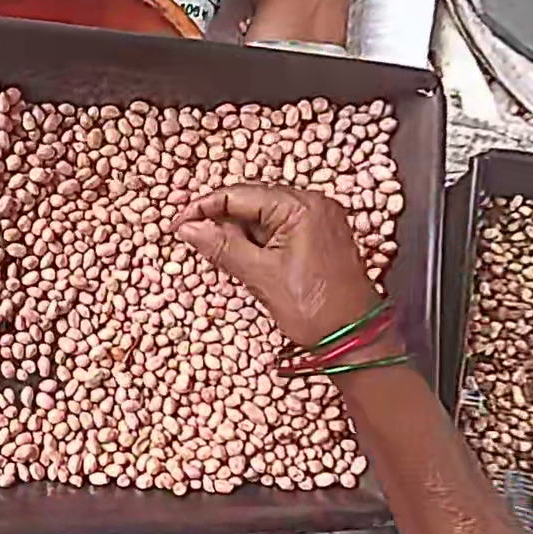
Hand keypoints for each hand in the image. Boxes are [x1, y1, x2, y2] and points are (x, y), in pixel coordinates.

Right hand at [173, 184, 387, 346]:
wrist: (354, 339)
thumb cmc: (313, 308)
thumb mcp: (259, 275)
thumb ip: (221, 246)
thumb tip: (187, 228)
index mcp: (300, 207)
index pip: (239, 194)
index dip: (203, 208)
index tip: (178, 225)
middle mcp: (313, 205)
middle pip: (250, 201)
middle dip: (218, 219)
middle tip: (190, 238)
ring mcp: (317, 220)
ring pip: (261, 216)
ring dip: (234, 232)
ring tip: (214, 252)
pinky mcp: (316, 238)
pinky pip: (275, 229)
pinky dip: (253, 240)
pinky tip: (239, 257)